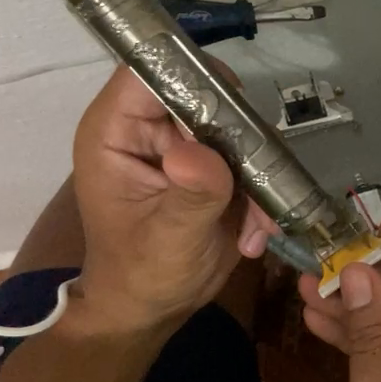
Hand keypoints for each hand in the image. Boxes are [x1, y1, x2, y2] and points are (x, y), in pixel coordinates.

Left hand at [72, 66, 275, 331]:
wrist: (153, 308)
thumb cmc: (142, 275)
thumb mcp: (168, 239)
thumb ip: (189, 195)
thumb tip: (198, 153)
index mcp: (117, 134)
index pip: (148, 73)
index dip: (190, 74)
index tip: (236, 103)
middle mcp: (150, 129)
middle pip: (207, 97)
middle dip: (242, 140)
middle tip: (258, 182)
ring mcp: (184, 146)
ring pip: (240, 130)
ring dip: (260, 174)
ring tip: (256, 223)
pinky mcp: (213, 165)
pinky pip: (252, 159)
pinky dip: (263, 193)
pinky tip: (254, 232)